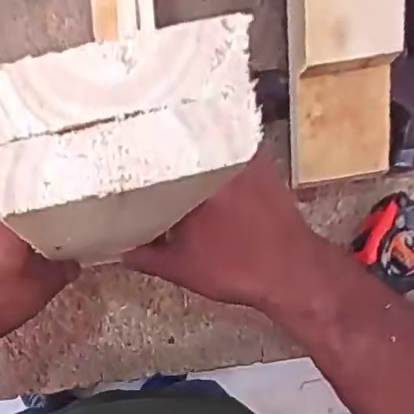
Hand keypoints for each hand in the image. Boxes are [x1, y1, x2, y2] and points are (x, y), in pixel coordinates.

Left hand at [0, 191, 78, 351]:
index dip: (46, 225)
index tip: (54, 242)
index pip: (33, 206)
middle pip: (9, 215)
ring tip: (8, 271)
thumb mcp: (37, 290)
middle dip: (21, 236)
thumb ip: (60, 272)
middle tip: (33, 260)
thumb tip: (71, 264)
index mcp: (0, 206)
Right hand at [123, 152, 348, 313]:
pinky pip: (228, 148)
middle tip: (145, 167)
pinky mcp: (260, 161)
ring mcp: (242, 155)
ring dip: (189, 155)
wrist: (289, 270)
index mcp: (191, 180)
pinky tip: (205, 176)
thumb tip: (124, 251)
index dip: (138, 166)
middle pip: (178, 145)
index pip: (154, 160)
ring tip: (172, 170)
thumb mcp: (181, 269)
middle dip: (161, 157)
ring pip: (204, 144)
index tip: (125, 171)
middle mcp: (217, 157)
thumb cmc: (239, 269)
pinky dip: (214, 159)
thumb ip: (147, 257)